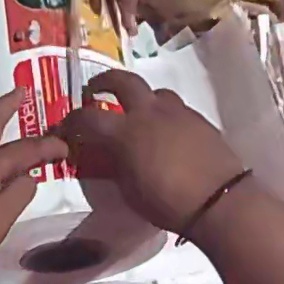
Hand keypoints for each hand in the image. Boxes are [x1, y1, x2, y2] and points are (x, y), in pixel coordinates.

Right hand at [56, 70, 244, 232]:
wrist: (217, 201)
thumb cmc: (166, 203)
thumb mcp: (129, 190)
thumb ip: (115, 167)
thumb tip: (107, 155)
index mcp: (125, 132)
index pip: (88, 117)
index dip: (72, 121)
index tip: (65, 128)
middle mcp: (149, 112)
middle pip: (122, 80)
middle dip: (104, 81)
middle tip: (95, 90)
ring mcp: (177, 112)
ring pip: (154, 92)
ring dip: (141, 98)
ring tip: (138, 113)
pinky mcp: (199, 120)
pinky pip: (176, 108)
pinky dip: (164, 115)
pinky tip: (166, 132)